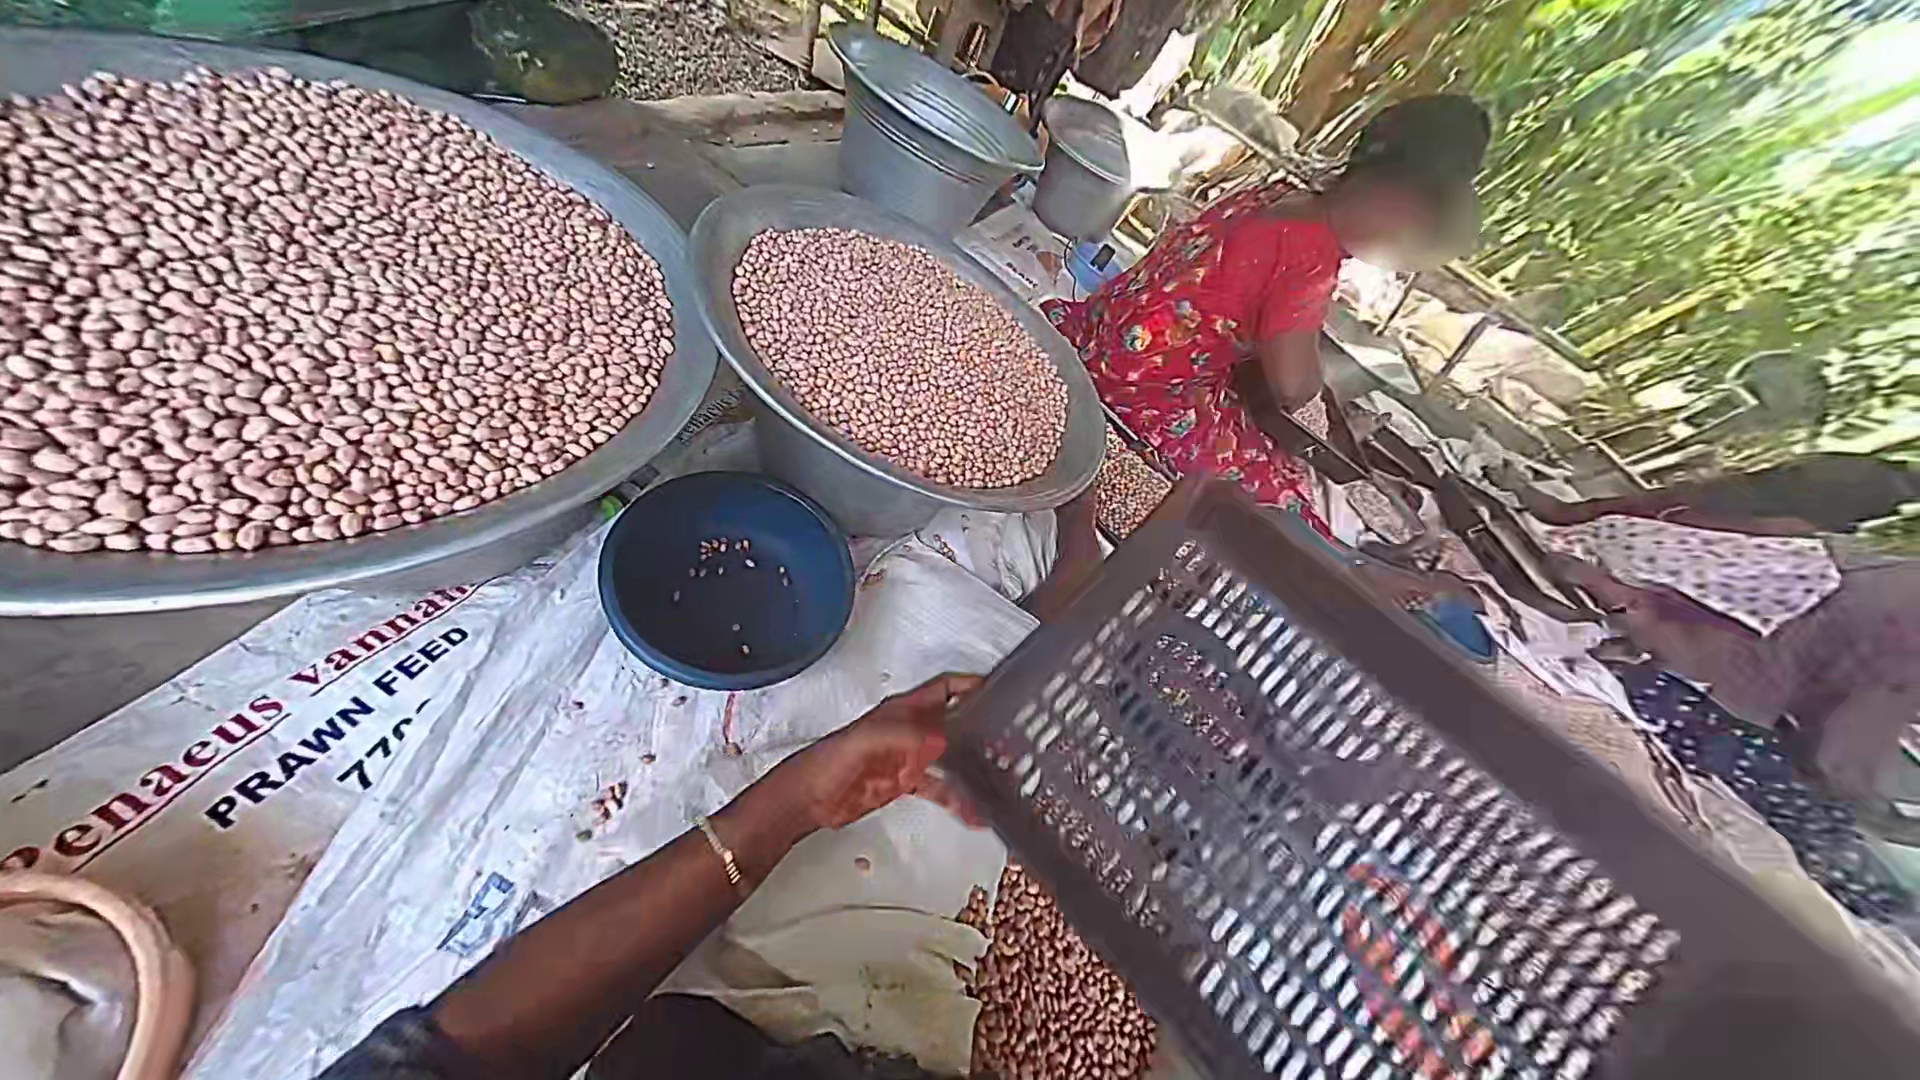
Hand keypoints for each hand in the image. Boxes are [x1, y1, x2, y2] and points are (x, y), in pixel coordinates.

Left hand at [782, 673, 983, 830]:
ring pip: (952, 756)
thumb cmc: (832, 760)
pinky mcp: (905, 781)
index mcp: (903, 710)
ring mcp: (909, 755)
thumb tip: (940, 738)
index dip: (968, 684)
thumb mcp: (868, 740)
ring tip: (999, 777)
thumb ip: (904, 734)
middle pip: (953, 720)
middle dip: (980, 727)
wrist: (811, 797)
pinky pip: (939, 787)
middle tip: (1008, 738)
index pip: (943, 688)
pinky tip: (973, 812)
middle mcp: (911, 729)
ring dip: (973, 766)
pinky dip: (957, 799)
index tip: (995, 687)